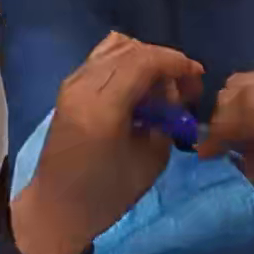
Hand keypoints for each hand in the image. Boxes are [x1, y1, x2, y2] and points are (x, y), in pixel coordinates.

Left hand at [9, 33, 203, 253]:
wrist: (57, 206)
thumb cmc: (106, 194)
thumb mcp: (150, 161)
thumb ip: (164, 120)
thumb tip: (170, 94)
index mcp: (103, 107)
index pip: (143, 61)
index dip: (175, 62)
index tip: (197, 75)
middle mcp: (83, 86)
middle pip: (130, 50)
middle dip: (164, 60)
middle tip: (183, 86)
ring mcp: (72, 83)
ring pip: (114, 47)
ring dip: (144, 58)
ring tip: (161, 85)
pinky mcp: (68, 87)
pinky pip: (101, 58)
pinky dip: (125, 62)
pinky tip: (138, 85)